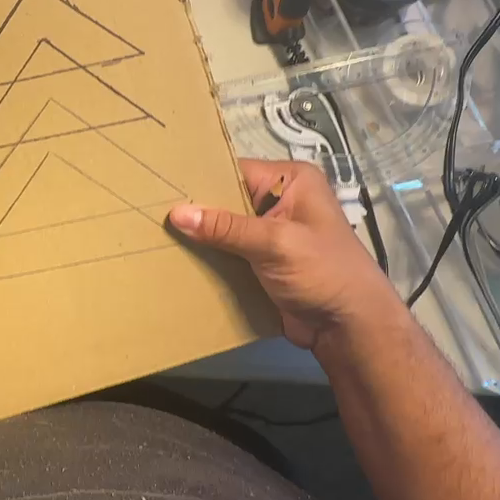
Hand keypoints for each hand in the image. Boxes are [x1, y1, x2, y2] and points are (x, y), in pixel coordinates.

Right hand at [169, 160, 406, 350]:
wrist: (349, 329)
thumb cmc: (324, 273)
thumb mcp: (276, 243)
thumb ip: (226, 228)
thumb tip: (176, 213)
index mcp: (291, 181)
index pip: (234, 171)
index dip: (199, 180)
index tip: (159, 188)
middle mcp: (280, 200)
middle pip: (225, 199)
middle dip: (195, 210)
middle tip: (150, 212)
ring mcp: (270, 232)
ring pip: (223, 228)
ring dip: (198, 237)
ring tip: (154, 235)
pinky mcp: (261, 260)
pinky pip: (227, 251)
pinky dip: (208, 257)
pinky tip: (177, 258)